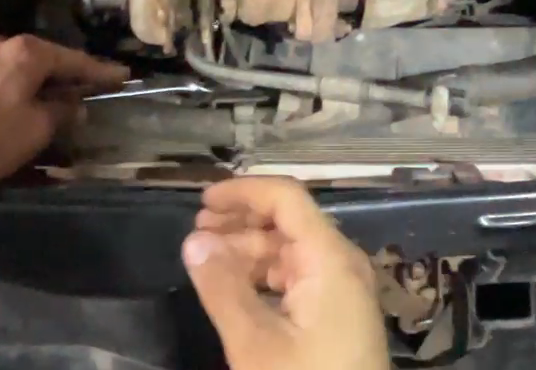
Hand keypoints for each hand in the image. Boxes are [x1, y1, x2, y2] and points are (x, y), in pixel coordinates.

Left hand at [0, 34, 126, 188]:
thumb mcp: (35, 130)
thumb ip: (62, 113)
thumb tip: (75, 105)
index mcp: (27, 52)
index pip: (74, 60)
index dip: (101, 71)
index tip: (123, 76)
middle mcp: (2, 44)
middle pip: (46, 59)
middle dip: (67, 76)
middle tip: (88, 91)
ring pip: (19, 68)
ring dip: (38, 83)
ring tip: (53, 101)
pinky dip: (15, 88)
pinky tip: (16, 106)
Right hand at [181, 176, 388, 369]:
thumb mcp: (256, 345)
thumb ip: (222, 288)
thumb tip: (193, 240)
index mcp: (330, 258)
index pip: (286, 198)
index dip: (243, 191)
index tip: (203, 201)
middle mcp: (341, 263)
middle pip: (288, 221)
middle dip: (240, 220)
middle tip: (197, 230)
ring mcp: (342, 291)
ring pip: (290, 250)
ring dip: (248, 248)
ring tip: (207, 257)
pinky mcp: (338, 316)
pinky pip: (297, 277)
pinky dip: (263, 275)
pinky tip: (233, 287)